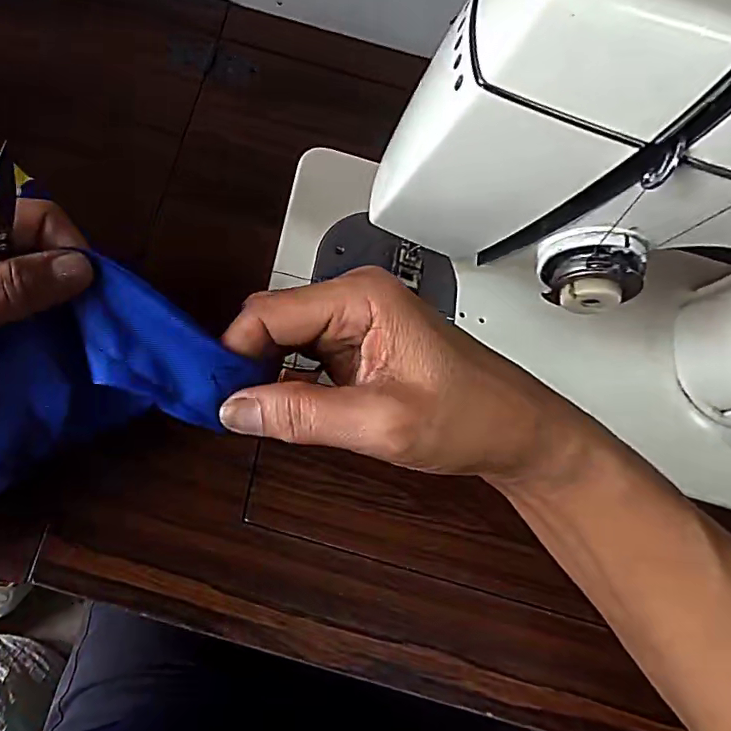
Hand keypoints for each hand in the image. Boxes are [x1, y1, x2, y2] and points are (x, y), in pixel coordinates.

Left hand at [0, 193, 92, 436]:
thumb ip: (12, 287)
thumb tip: (85, 267)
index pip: (33, 215)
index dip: (67, 249)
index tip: (84, 295)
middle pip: (29, 241)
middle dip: (58, 276)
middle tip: (74, 320)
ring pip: (19, 270)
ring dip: (44, 298)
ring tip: (55, 332)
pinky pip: (2, 295)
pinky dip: (25, 314)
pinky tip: (29, 337)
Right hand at [218, 267, 597, 483]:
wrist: (515, 432)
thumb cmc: (475, 413)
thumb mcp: (382, 423)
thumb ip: (303, 415)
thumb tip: (236, 407)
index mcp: (364, 298)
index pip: (269, 312)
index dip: (234, 352)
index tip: (214, 392)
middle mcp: (357, 301)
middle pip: (272, 324)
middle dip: (248, 366)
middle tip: (233, 411)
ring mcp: (358, 326)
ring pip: (285, 345)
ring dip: (269, 379)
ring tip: (262, 417)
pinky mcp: (360, 350)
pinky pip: (307, 362)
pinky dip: (291, 388)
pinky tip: (291, 414)